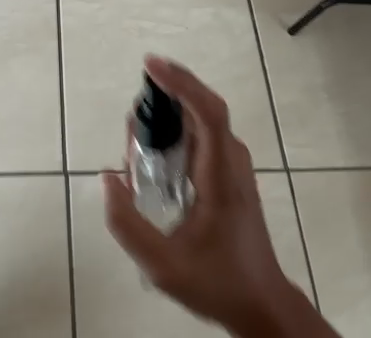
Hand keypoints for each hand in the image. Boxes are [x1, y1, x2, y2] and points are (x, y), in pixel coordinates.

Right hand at [102, 56, 337, 337]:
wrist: (261, 304)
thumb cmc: (216, 281)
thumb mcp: (162, 264)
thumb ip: (126, 223)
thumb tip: (109, 176)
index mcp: (220, 176)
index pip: (208, 111)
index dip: (180, 82)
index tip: (151, 65)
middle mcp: (231, 161)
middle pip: (201, 108)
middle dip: (164, 100)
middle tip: (131, 127)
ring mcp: (234, 165)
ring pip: (200, 122)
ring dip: (168, 119)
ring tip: (137, 145)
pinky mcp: (230, 174)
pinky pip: (201, 137)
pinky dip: (176, 134)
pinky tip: (155, 159)